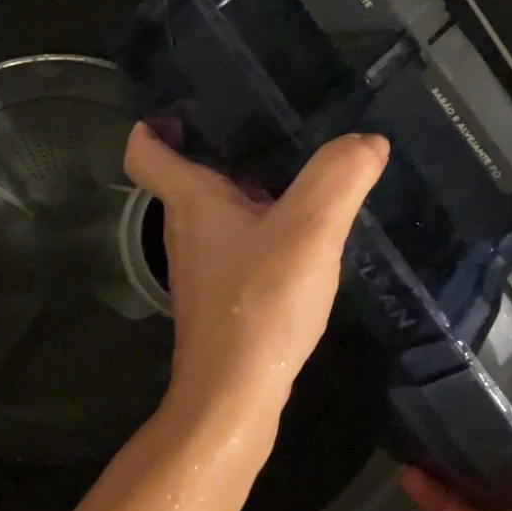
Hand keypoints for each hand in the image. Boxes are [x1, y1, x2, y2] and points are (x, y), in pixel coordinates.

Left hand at [122, 123, 388, 410]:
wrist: (235, 397)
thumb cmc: (260, 303)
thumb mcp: (308, 231)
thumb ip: (337, 179)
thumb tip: (366, 141)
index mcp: (189, 201)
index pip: (145, 152)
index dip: (152, 127)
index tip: (180, 113)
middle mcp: (184, 229)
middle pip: (183, 179)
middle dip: (215, 152)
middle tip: (263, 130)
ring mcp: (199, 268)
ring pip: (211, 215)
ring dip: (241, 193)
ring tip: (291, 178)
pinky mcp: (218, 299)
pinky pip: (233, 247)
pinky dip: (256, 232)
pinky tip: (297, 242)